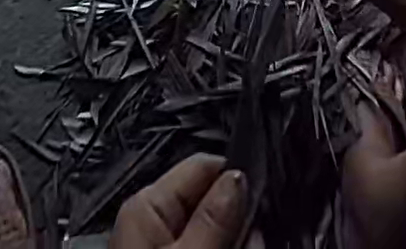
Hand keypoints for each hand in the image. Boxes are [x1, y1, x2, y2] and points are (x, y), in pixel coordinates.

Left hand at [112, 154, 258, 248]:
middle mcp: (152, 221)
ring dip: (239, 239)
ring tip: (249, 248)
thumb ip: (212, 218)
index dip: (237, 181)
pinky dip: (226, 248)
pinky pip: (207, 245)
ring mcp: (163, 245)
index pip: (205, 165)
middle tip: (254, 241)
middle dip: (239, 219)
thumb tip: (238, 176)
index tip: (259, 205)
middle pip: (213, 200)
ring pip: (216, 228)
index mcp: (146, 205)